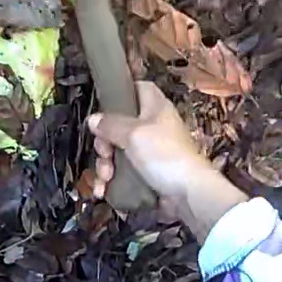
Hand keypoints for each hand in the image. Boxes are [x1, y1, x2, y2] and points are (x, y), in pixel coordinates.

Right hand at [86, 82, 248, 238]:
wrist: (188, 193)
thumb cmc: (165, 155)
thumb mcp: (134, 133)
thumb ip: (111, 124)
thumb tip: (94, 120)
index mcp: (156, 108)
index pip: (139, 88)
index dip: (122, 94)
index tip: (105, 107)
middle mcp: (155, 128)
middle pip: (120, 126)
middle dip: (105, 142)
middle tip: (104, 153)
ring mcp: (152, 152)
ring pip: (119, 152)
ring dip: (106, 165)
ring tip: (106, 177)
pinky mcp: (149, 174)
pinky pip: (124, 173)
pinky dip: (112, 181)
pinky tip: (103, 190)